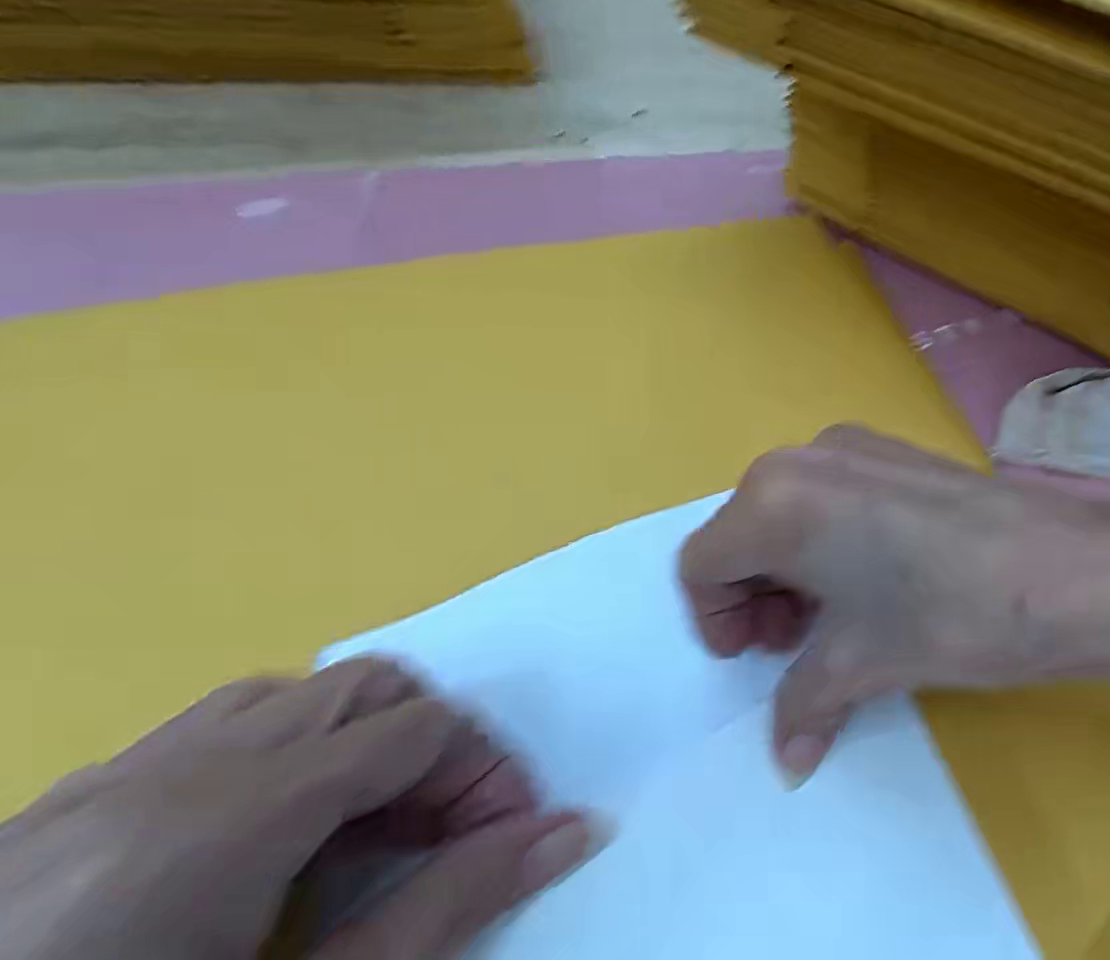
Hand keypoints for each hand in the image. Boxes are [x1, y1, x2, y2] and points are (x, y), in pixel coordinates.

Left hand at [0, 658, 603, 959]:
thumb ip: (454, 904)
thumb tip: (574, 829)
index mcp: (233, 813)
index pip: (423, 727)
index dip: (487, 771)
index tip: (508, 837)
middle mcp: (169, 771)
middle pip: (364, 687)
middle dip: (429, 747)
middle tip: (439, 834)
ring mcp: (93, 789)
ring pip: (281, 699)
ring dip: (351, 745)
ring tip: (354, 838)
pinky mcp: (42, 821)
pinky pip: (198, 739)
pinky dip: (270, 764)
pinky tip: (252, 856)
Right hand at [677, 425, 1109, 782]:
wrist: (1077, 570)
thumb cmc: (952, 615)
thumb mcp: (865, 663)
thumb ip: (806, 702)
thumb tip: (787, 756)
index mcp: (777, 499)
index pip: (704, 563)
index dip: (717, 618)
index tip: (754, 657)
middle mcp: (811, 455)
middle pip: (746, 531)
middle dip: (758, 594)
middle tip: (796, 645)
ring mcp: (865, 444)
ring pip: (794, 509)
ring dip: (797, 567)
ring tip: (841, 617)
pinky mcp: (908, 450)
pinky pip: (842, 493)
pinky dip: (837, 538)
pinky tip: (884, 577)